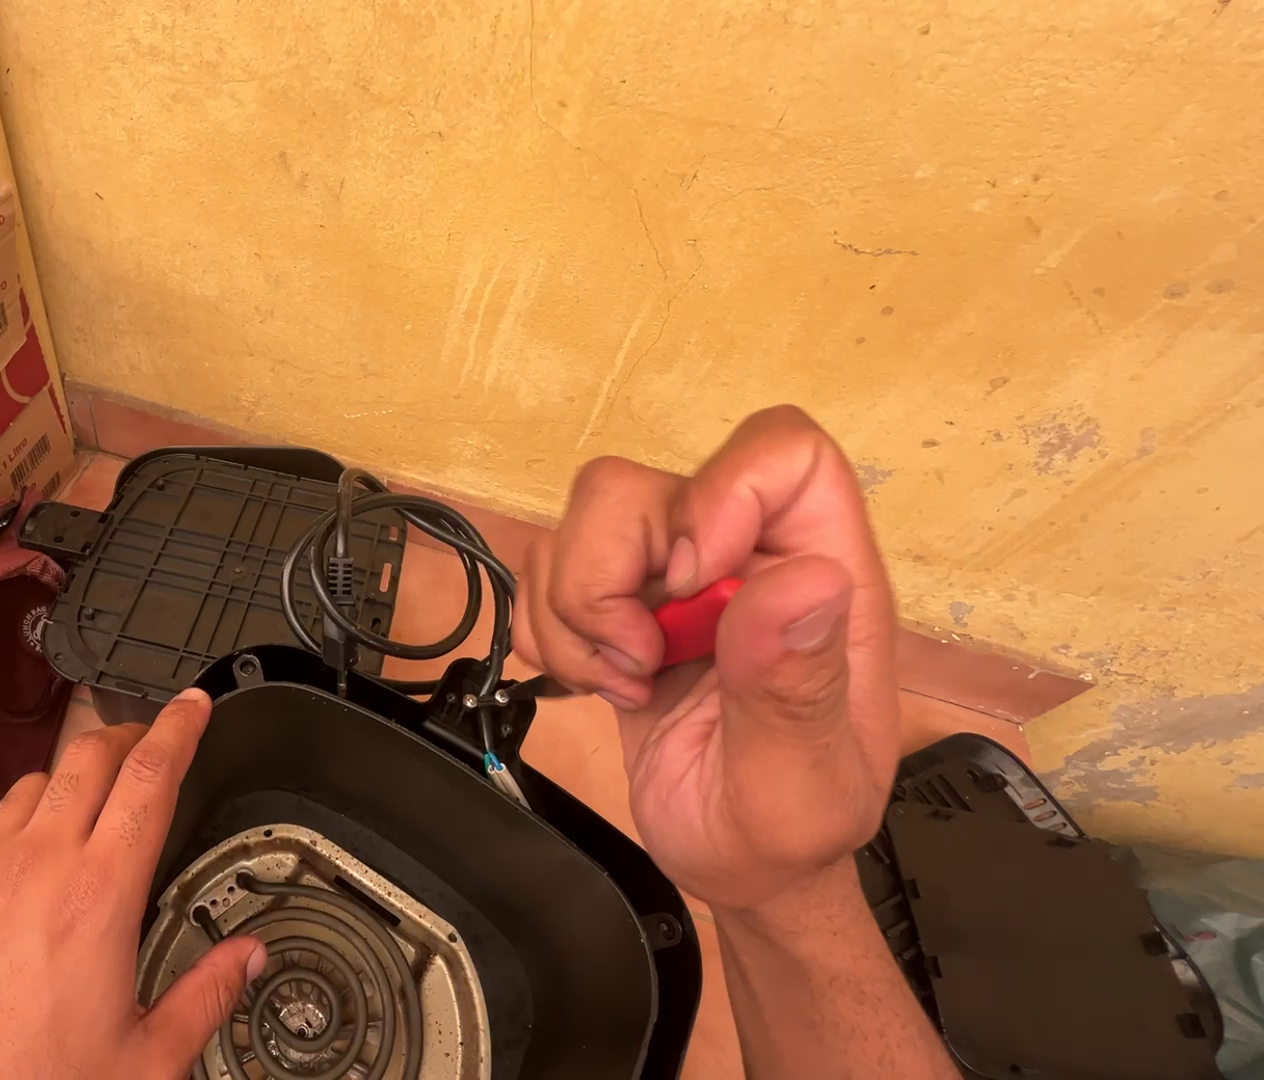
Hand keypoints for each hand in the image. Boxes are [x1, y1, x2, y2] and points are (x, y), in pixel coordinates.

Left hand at [0, 689, 266, 1079]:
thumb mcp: (144, 1060)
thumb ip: (207, 994)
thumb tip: (253, 955)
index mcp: (99, 896)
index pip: (150, 778)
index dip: (179, 728)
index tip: (195, 702)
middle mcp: (34, 865)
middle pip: (91, 754)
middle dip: (128, 736)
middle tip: (148, 749)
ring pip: (35, 784)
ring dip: (71, 785)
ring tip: (84, 821)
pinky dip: (12, 836)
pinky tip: (17, 882)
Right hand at [514, 406, 900, 912]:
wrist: (725, 855)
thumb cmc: (779, 826)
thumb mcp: (801, 780)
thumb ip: (797, 686)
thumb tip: (807, 576)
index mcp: (813, 574)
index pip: (780, 458)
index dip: (720, 492)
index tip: (686, 584)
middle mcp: (731, 555)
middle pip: (631, 489)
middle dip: (602, 584)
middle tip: (634, 662)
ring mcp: (659, 575)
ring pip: (572, 528)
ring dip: (569, 619)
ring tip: (618, 684)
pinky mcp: (605, 602)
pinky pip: (538, 573)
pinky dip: (544, 633)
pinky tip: (592, 680)